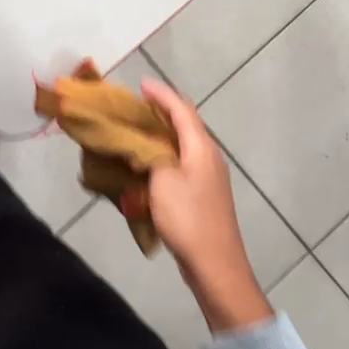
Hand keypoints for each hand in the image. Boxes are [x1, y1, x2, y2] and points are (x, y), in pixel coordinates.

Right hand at [143, 80, 273, 331]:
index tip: (141, 84)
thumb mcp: (162, 182)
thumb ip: (151, 157)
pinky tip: (146, 166)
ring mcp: (208, 176)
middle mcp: (208, 156)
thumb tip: (143, 147)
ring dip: (160, 135)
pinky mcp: (202, 195)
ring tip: (135, 132)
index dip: (162, 95)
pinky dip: (163, 157)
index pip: (182, 110)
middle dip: (161, 112)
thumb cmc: (188, 219)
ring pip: (182, 145)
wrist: (215, 264)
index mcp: (201, 148)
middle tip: (133, 107)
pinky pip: (180, 164)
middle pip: (185, 124)